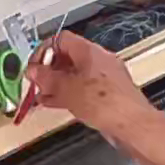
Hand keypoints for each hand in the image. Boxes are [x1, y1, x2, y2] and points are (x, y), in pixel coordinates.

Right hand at [26, 31, 154, 135]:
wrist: (131, 124)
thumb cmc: (105, 102)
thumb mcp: (66, 88)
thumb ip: (46, 78)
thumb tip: (33, 71)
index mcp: (89, 51)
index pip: (61, 39)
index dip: (44, 51)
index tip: (34, 66)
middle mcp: (98, 61)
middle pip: (67, 57)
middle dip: (49, 70)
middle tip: (37, 81)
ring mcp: (104, 78)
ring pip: (74, 75)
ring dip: (57, 84)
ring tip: (42, 95)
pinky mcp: (107, 95)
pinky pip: (82, 89)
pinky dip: (68, 94)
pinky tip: (56, 103)